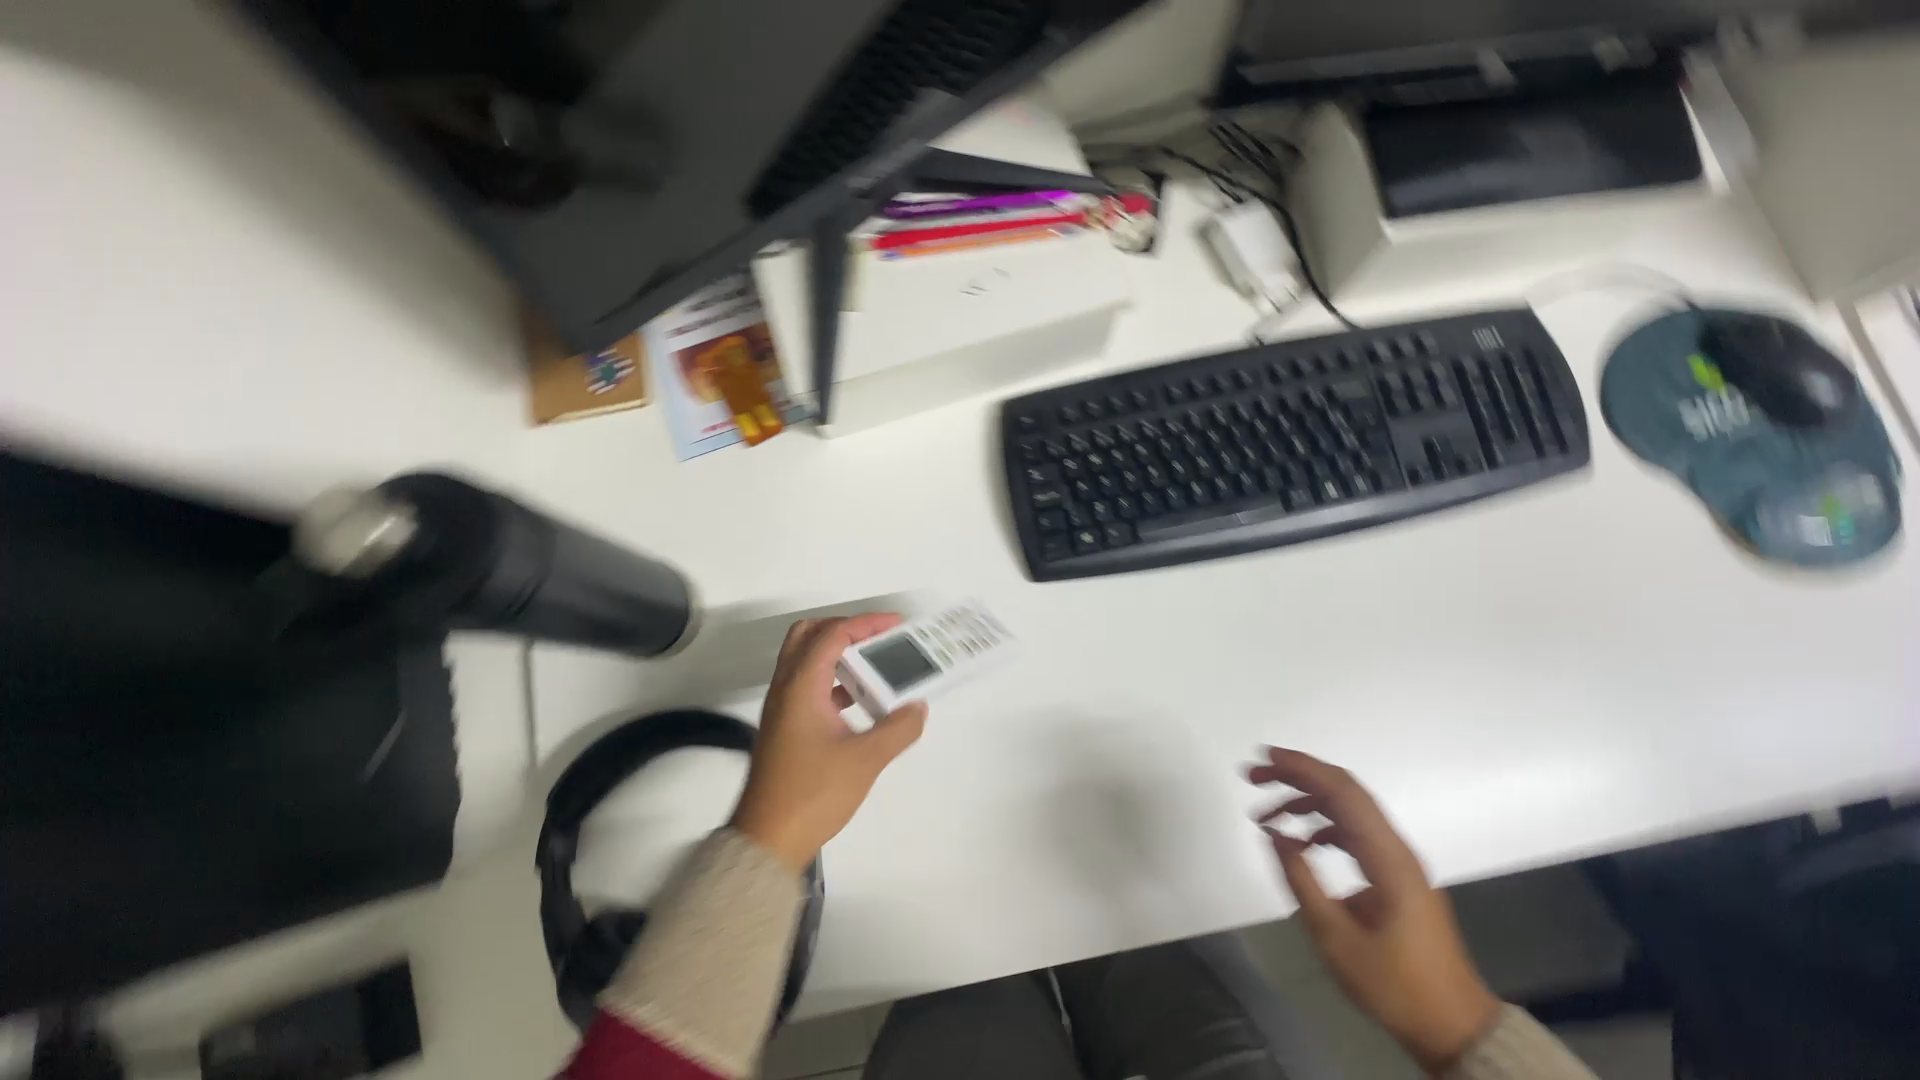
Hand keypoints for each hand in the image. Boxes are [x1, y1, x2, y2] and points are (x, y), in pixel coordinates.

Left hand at [729, 615, 928, 873]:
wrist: (768, 839)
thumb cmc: (814, 793)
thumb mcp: (865, 760)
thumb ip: (897, 729)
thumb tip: (918, 707)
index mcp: (800, 687)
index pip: (832, 635)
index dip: (865, 624)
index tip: (897, 626)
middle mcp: (786, 689)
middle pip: (809, 636)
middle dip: (846, 629)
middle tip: (878, 639)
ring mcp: (782, 709)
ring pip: (806, 661)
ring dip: (839, 655)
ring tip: (876, 665)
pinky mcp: (785, 728)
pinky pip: (808, 686)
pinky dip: (834, 681)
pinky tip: (860, 702)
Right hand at [1247, 747, 1500, 1073]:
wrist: (1452, 1025)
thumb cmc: (1393, 984)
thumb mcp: (1334, 936)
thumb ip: (1301, 878)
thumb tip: (1274, 833)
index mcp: (1387, 859)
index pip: (1342, 793)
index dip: (1302, 768)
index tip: (1264, 758)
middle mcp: (1396, 850)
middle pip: (1345, 793)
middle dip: (1297, 777)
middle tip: (1253, 778)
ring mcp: (1399, 863)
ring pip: (1349, 812)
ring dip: (1307, 803)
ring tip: (1265, 813)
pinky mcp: (1396, 877)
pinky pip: (1356, 835)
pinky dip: (1323, 827)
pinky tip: (1300, 841)